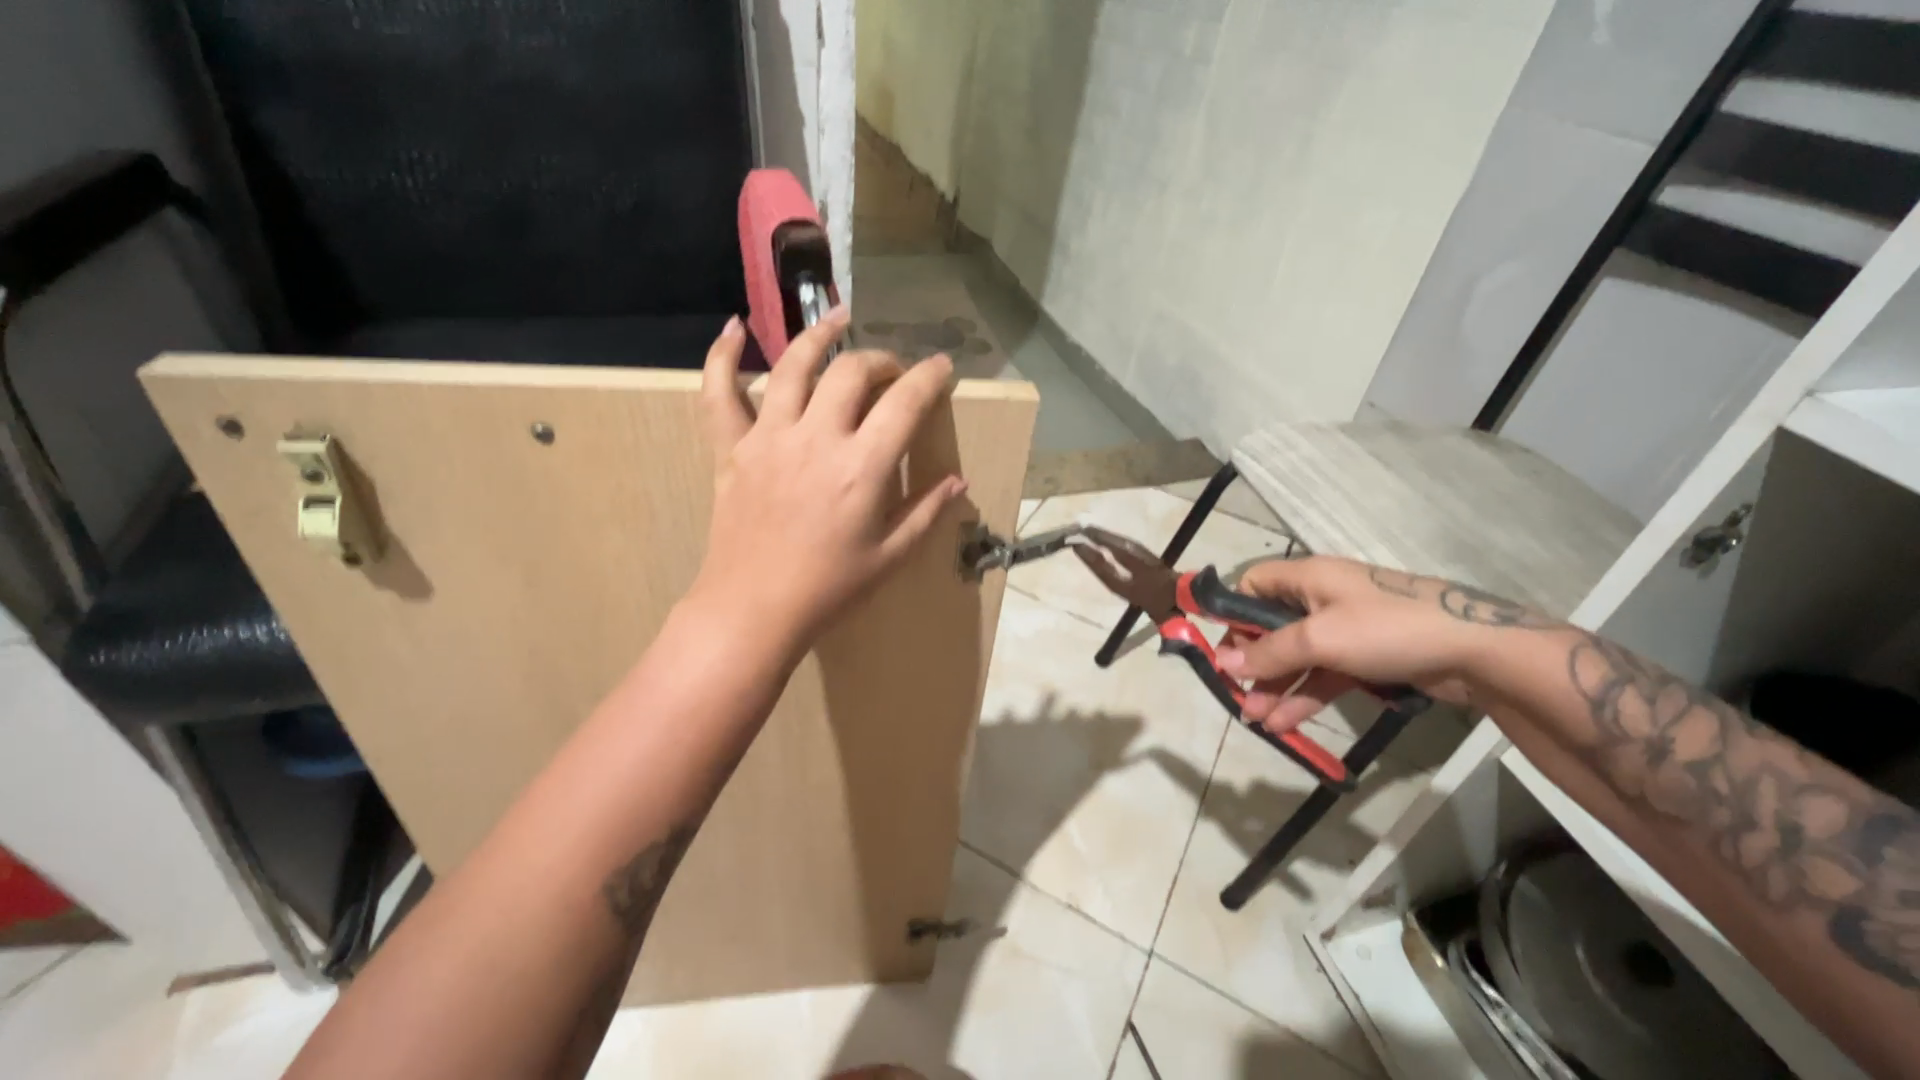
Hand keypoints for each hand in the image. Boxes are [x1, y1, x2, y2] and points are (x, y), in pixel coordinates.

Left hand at [690, 307, 966, 647]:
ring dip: (820, 335)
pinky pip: (719, 393)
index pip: (905, 402)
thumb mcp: (889, 556)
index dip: (929, 377)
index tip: (942, 367)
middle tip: (893, 371)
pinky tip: (735, 328)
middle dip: (881, 360)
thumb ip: (926, 512)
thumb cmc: (829, 590)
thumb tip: (958, 481)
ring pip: (794, 366)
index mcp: (862, 467)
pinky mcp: (732, 448)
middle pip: (852, 372)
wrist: (753, 610)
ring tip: (839, 319)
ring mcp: (768, 438)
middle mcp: (817, 439)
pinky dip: (723, 356)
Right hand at [1217, 557, 1526, 733]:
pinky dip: (1305, 697)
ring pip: (1298, 658)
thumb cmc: (1387, 629)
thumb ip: (1269, 653)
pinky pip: (1324, 676)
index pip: (1253, 584)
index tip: (1221, 649)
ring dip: (1276, 688)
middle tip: (1236, 695)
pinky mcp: (1366, 658)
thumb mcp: (1320, 639)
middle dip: (1252, 663)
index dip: (1233, 613)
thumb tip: (1223, 662)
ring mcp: (1346, 630)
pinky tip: (1285, 724)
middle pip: (1272, 628)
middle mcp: (1323, 598)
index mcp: (1309, 577)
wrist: (1475, 650)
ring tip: (1256, 721)